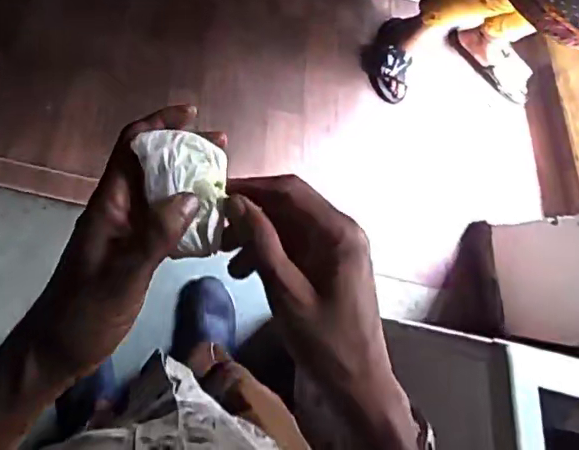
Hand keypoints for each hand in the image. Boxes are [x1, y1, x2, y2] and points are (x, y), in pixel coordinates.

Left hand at [16, 105, 220, 383]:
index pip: (131, 145)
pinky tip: (208, 217)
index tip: (191, 113)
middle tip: (219, 145)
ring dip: (187, 177)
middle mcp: (118, 206)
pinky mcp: (134, 248)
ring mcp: (126, 227)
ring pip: (159, 188)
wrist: (55, 352)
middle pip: (150, 161)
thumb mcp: (122, 276)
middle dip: (183, 147)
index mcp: (109, 201)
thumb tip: (191, 195)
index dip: (158, 122)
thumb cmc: (82, 313)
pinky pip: (163, 217)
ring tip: (221, 174)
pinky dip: (185, 209)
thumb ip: (156, 236)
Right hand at [225, 176, 420, 449]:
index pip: (291, 190)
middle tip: (217, 224)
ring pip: (288, 223)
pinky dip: (268, 250)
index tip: (219, 191)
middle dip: (251, 211)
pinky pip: (294, 243)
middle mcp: (341, 228)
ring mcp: (337, 245)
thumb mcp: (287, 294)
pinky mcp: (330, 262)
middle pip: (289, 204)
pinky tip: (243, 269)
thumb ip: (262, 243)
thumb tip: (235, 201)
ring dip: (256, 232)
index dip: (253, 187)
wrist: (361, 392)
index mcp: (339, 231)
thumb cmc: (327, 344)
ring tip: (224, 252)